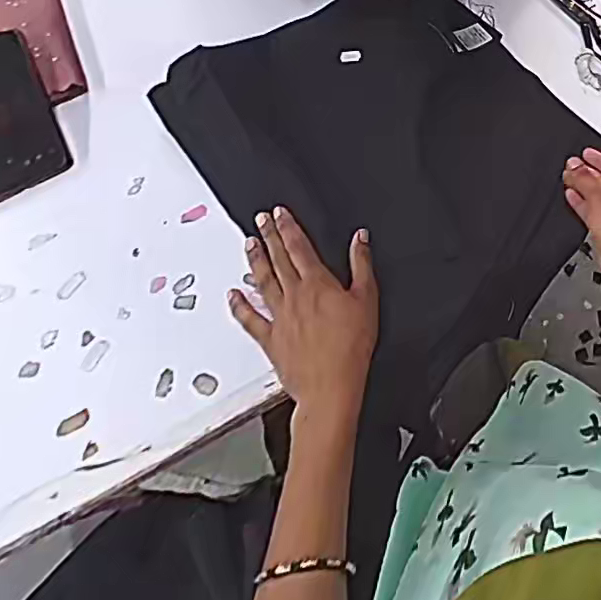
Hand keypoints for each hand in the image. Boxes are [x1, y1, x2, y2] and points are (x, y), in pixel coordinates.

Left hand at [229, 207, 377, 424]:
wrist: (331, 385)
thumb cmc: (352, 345)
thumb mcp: (367, 298)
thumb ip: (361, 265)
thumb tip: (359, 239)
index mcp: (318, 284)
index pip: (299, 247)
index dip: (288, 227)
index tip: (279, 213)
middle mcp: (295, 296)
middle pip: (278, 259)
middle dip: (269, 236)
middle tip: (259, 219)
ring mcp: (280, 317)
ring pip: (263, 281)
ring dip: (255, 260)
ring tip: (248, 243)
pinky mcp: (271, 339)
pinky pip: (250, 319)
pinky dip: (239, 305)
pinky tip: (233, 294)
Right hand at [561, 147, 600, 269]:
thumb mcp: (600, 201)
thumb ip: (586, 181)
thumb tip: (574, 165)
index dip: (598, 158)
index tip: (585, 152)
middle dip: (587, 171)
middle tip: (572, 164)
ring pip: (596, 195)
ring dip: (582, 186)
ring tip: (569, 178)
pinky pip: (591, 210)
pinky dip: (581, 202)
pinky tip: (573, 199)